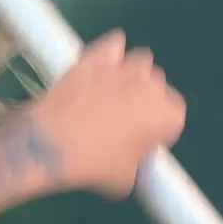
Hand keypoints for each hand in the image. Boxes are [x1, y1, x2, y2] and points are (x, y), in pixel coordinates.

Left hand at [25, 30, 186, 198]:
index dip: (156, 130)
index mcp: (168, 116)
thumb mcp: (124, 179)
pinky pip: (113, 44)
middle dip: (144, 101)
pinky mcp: (96, 56)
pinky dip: (111, 51)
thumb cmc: (92, 165)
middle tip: (122, 120)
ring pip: (140, 63)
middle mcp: (153, 85)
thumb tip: (130, 164)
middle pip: (157, 88)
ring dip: (130, 76)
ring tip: (111, 93)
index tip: (140, 140)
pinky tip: (100, 66)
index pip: (173, 119)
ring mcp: (124, 66)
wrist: (49, 145)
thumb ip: (137, 165)